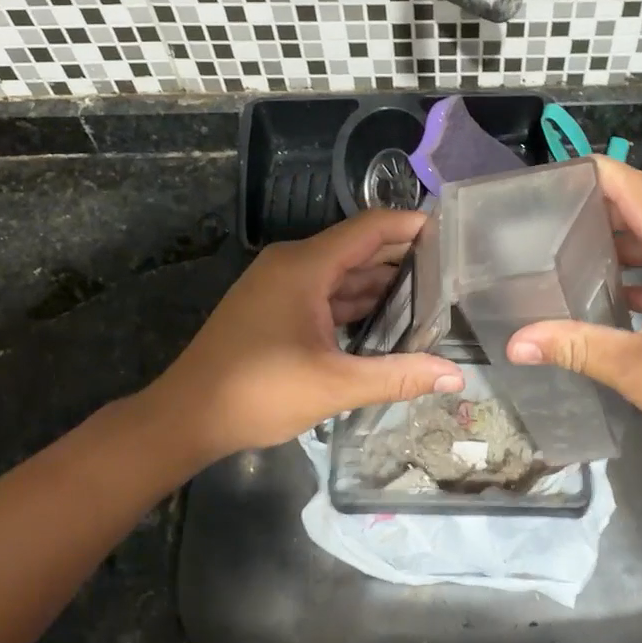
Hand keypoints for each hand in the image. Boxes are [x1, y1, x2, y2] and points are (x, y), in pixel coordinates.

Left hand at [144, 211, 463, 464]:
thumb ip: (398, 375)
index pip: (370, 228)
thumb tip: (456, 376)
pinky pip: (323, 292)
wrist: (185, 416)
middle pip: (357, 247)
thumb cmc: (259, 391)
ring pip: (340, 272)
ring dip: (379, 282)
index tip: (452, 234)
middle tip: (451, 270)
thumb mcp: (336, 385)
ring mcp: (278, 285)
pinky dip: (353, 300)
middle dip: (402, 256)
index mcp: (305, 266)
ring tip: (428, 295)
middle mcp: (292, 264)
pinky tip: (384, 319)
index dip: (411, 226)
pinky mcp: (271, 307)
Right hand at [505, 157, 641, 485]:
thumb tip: (516, 344)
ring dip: (629, 245)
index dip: (594, 171)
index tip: (555, 172)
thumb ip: (576, 346)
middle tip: (550, 222)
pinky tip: (624, 298)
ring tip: (576, 257)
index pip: (634, 188)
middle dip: (603, 211)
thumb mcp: (639, 372)